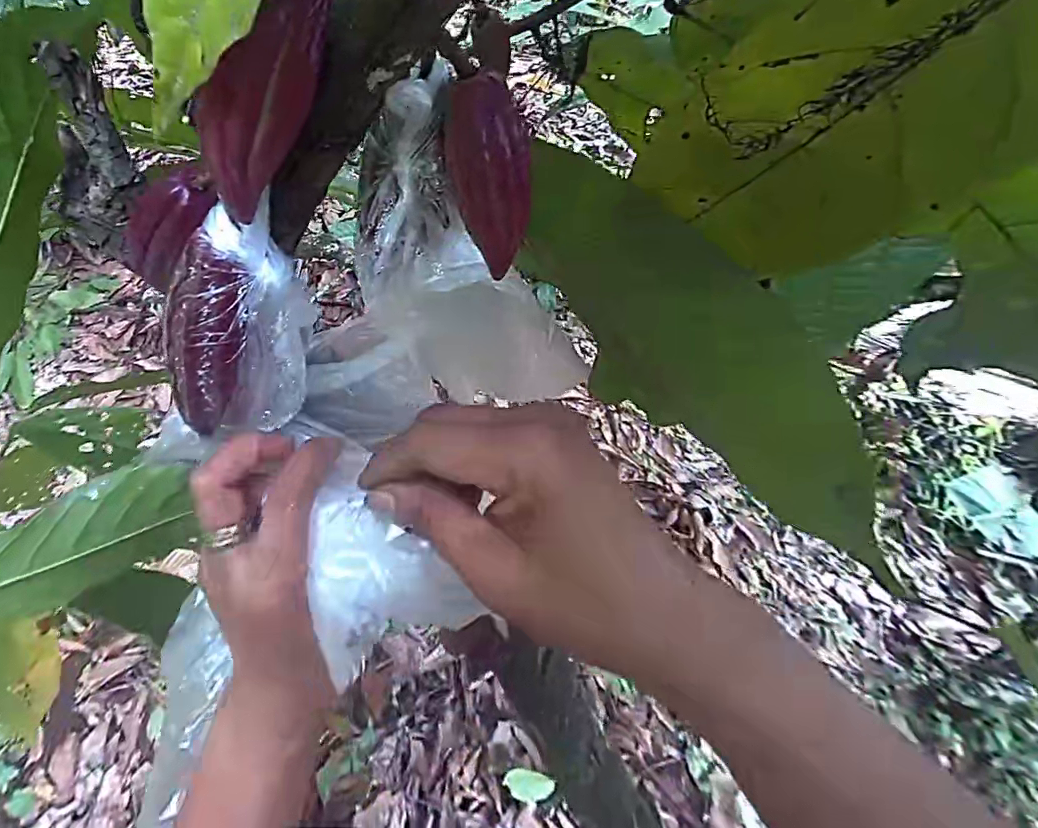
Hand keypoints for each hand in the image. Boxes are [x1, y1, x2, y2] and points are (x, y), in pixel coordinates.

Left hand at [189, 432, 340, 720]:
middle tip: (289, 447)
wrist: (272, 701)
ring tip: (286, 460)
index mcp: (261, 574)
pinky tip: (278, 488)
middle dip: (245, 452)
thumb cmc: (309, 659)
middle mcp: (224, 560)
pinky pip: (226, 507)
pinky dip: (248, 486)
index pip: (275, 500)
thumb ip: (332, 541)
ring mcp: (214, 559)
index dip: (301, 464)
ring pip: (215, 491)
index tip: (326, 446)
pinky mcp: (218, 560)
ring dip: (246, 465)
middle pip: (211, 484)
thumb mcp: (334, 601)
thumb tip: (335, 470)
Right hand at [361, 402, 745, 693]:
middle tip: (390, 502)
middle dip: (407, 457)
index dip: (388, 464)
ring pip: (461, 420)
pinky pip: (488, 428)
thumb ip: (432, 520)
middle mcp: (537, 417)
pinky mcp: (558, 431)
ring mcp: (552, 419)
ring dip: (433, 455)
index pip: (430, 439)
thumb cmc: (584, 607)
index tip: (362, 494)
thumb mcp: (494, 573)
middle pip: (443, 419)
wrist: (674, 620)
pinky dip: (463, 455)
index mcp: (525, 449)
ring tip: (426, 503)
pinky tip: (464, 494)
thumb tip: (381, 492)